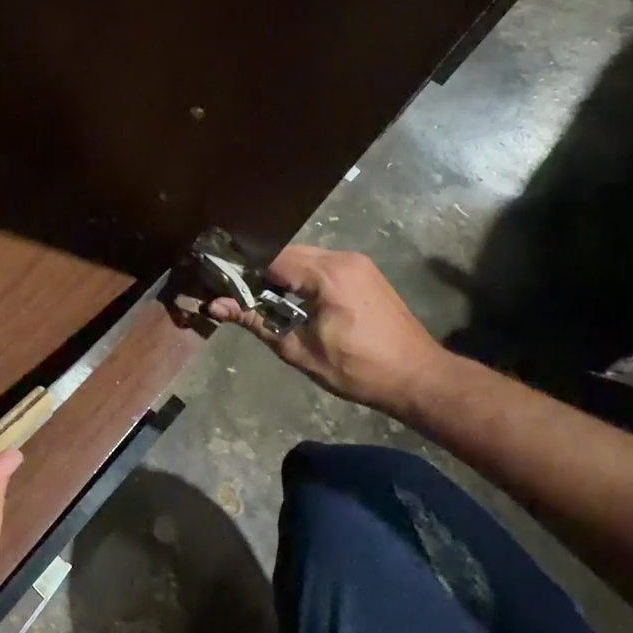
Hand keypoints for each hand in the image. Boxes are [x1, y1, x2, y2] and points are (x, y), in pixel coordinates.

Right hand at [206, 244, 447, 410]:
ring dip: (279, 274)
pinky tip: (291, 299)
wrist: (420, 379)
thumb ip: (255, 321)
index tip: (220, 285)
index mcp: (327, 274)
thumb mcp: (298, 349)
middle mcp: (343, 258)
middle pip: (285, 253)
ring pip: (302, 257)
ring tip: (261, 299)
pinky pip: (320, 264)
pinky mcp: (364, 272)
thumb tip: (212, 306)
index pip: (269, 258)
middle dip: (258, 272)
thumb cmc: (358, 369)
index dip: (241, 271)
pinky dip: (300, 277)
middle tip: (236, 294)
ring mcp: (357, 263)